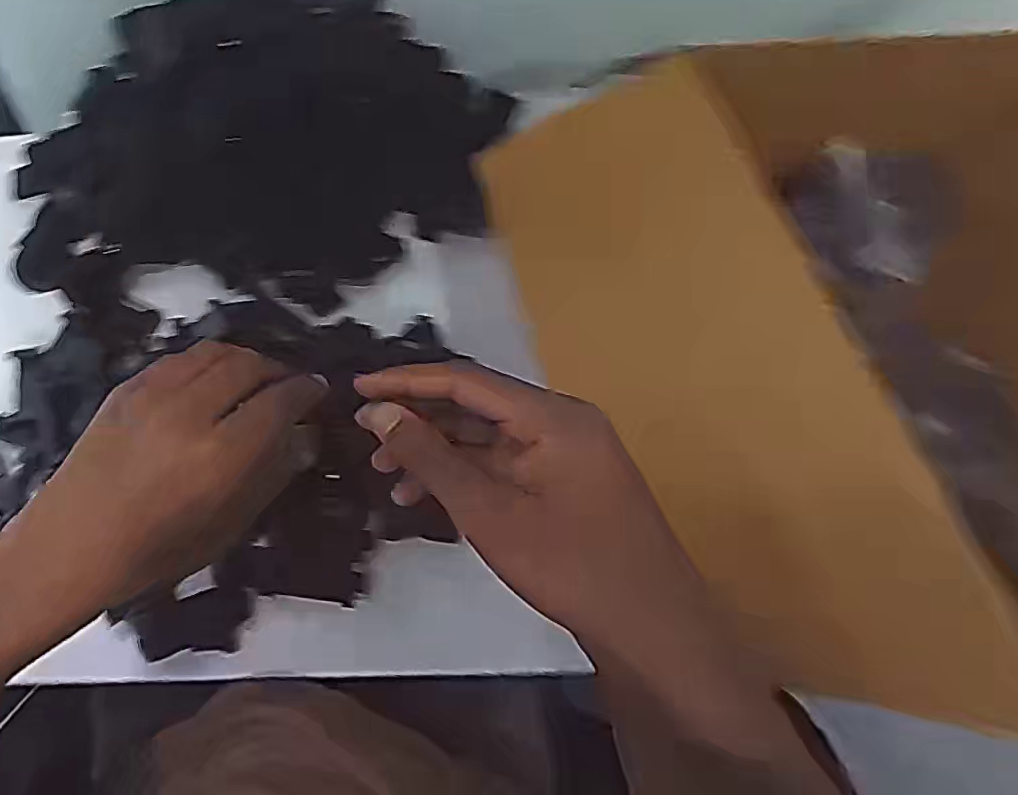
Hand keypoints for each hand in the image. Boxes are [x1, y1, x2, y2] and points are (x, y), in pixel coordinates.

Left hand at [0, 341, 324, 613]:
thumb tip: (303, 438)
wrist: (71, 542)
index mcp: (217, 454)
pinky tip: (209, 381)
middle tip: (288, 385)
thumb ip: (269, 475)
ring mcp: (152, 392)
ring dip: (243, 358)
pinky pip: (179, 358)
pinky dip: (205, 362)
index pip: (278, 402)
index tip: (317, 390)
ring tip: (253, 377)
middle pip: (248, 365)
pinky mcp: (126, 386)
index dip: (305, 391)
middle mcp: (187, 411)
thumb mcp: (224, 527)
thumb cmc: (152, 551)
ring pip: (214, 351)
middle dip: (278, 370)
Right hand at [354, 362, 709, 647]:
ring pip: (482, 434)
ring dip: (434, 449)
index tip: (360, 388)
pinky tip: (423, 494)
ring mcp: (562, 451)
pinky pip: (500, 460)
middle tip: (367, 433)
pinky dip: (461, 472)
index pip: (464, 379)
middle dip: (417, 418)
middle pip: (472, 404)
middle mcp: (558, 420)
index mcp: (550, 415)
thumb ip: (428, 456)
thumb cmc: (571, 567)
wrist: (657, 638)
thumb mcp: (487, 511)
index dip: (406, 380)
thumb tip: (378, 413)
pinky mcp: (561, 479)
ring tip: (386, 470)